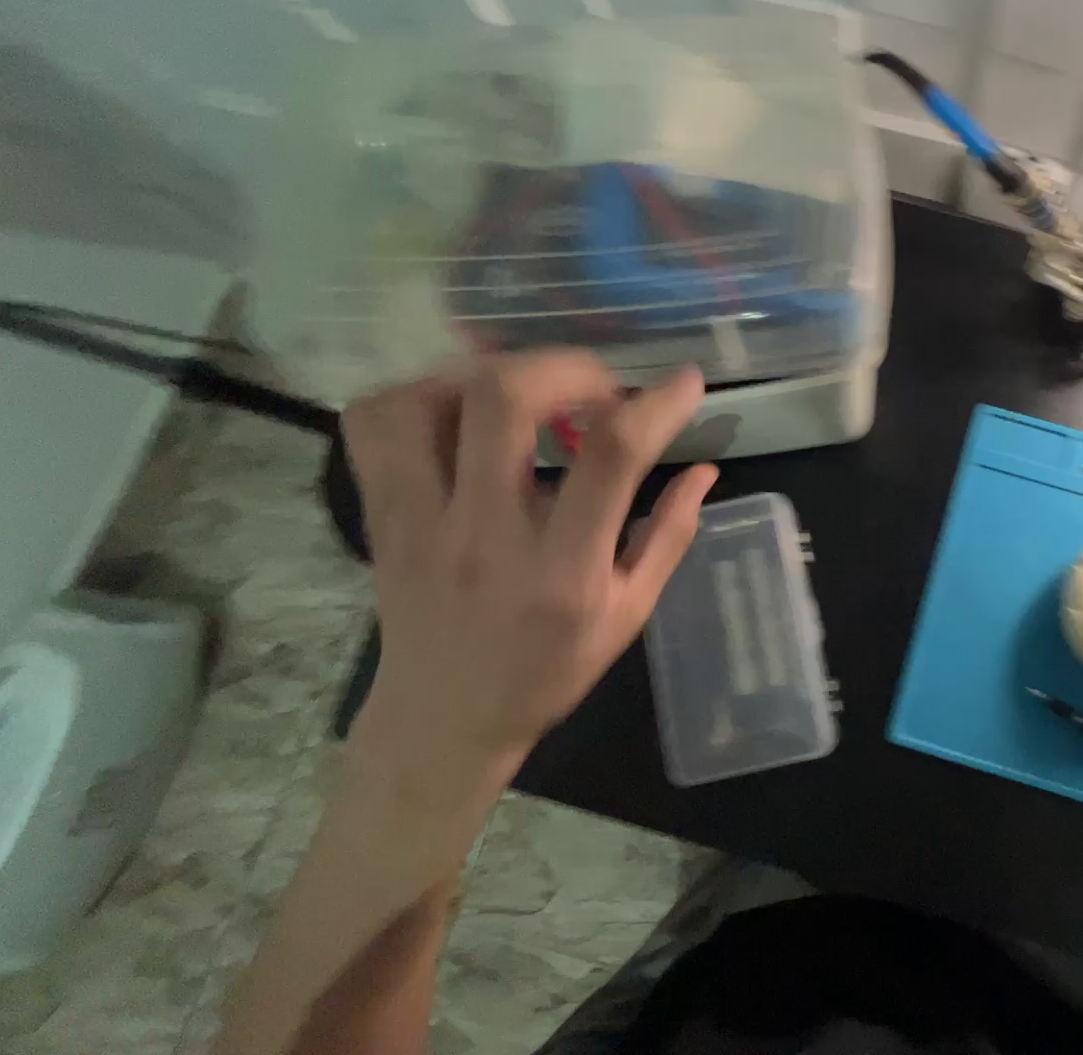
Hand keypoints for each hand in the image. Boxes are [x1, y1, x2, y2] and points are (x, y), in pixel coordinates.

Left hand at [340, 351, 716, 795]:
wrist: (444, 717)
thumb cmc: (549, 670)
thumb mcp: (629, 614)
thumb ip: (668, 535)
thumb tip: (704, 469)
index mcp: (563, 569)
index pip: (610, 458)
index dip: (655, 404)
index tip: (686, 383)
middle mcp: (484, 534)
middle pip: (504, 398)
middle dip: (566, 366)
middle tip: (597, 386)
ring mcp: (420, 520)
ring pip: (427, 397)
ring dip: (488, 374)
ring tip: (528, 395)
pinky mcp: (381, 514)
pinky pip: (378, 421)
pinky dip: (425, 393)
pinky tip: (464, 414)